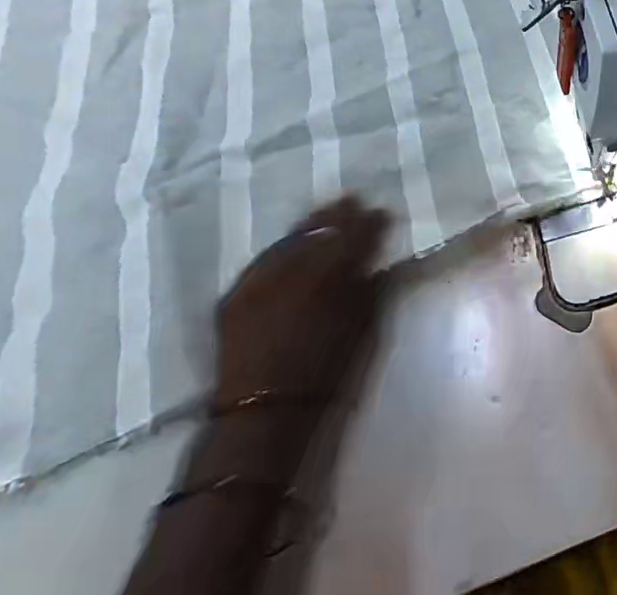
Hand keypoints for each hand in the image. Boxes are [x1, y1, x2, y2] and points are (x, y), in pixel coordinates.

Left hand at [214, 196, 391, 408]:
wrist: (262, 415)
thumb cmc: (324, 378)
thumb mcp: (360, 331)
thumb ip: (368, 289)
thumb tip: (376, 262)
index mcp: (327, 280)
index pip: (352, 237)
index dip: (368, 222)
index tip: (380, 211)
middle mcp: (289, 271)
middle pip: (319, 230)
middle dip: (338, 214)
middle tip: (353, 200)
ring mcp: (257, 279)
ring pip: (290, 239)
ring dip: (310, 224)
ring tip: (325, 213)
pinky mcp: (235, 292)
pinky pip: (265, 258)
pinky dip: (283, 247)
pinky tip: (292, 242)